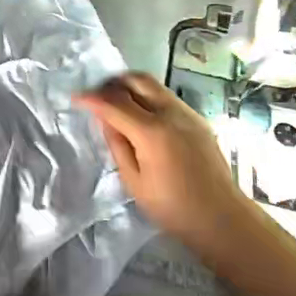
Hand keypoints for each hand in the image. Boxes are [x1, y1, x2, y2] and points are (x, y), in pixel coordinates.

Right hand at [73, 73, 261, 246]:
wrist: (219, 215)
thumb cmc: (172, 207)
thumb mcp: (134, 181)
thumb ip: (118, 145)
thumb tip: (105, 119)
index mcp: (152, 132)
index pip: (115, 103)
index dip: (92, 98)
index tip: (76, 98)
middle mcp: (171, 113)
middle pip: (138, 80)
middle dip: (114, 83)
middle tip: (98, 95)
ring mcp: (188, 113)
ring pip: (155, 85)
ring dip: (133, 87)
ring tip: (118, 104)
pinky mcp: (199, 119)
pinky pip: (168, 98)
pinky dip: (150, 98)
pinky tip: (143, 117)